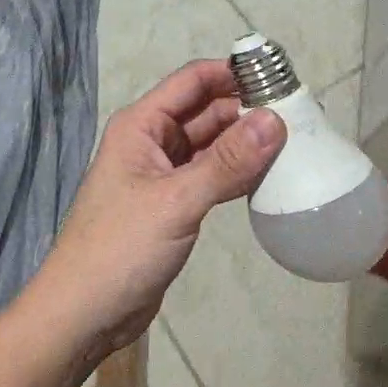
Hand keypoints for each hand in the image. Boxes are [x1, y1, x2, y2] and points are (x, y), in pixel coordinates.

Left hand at [30, 60, 286, 356]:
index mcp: (141, 125)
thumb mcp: (177, 201)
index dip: (233, 74)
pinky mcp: (171, 205)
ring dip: (245, 144)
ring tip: (296, 144)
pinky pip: (210, 176)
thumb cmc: (121, 247)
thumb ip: (226, 162)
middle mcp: (150, 141)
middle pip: (204, 111)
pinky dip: (236, 174)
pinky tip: (270, 179)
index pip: (192, 81)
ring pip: (210, 145)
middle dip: (246, 110)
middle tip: (302, 117)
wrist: (85, 312)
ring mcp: (160, 174)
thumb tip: (275, 120)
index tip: (281, 78)